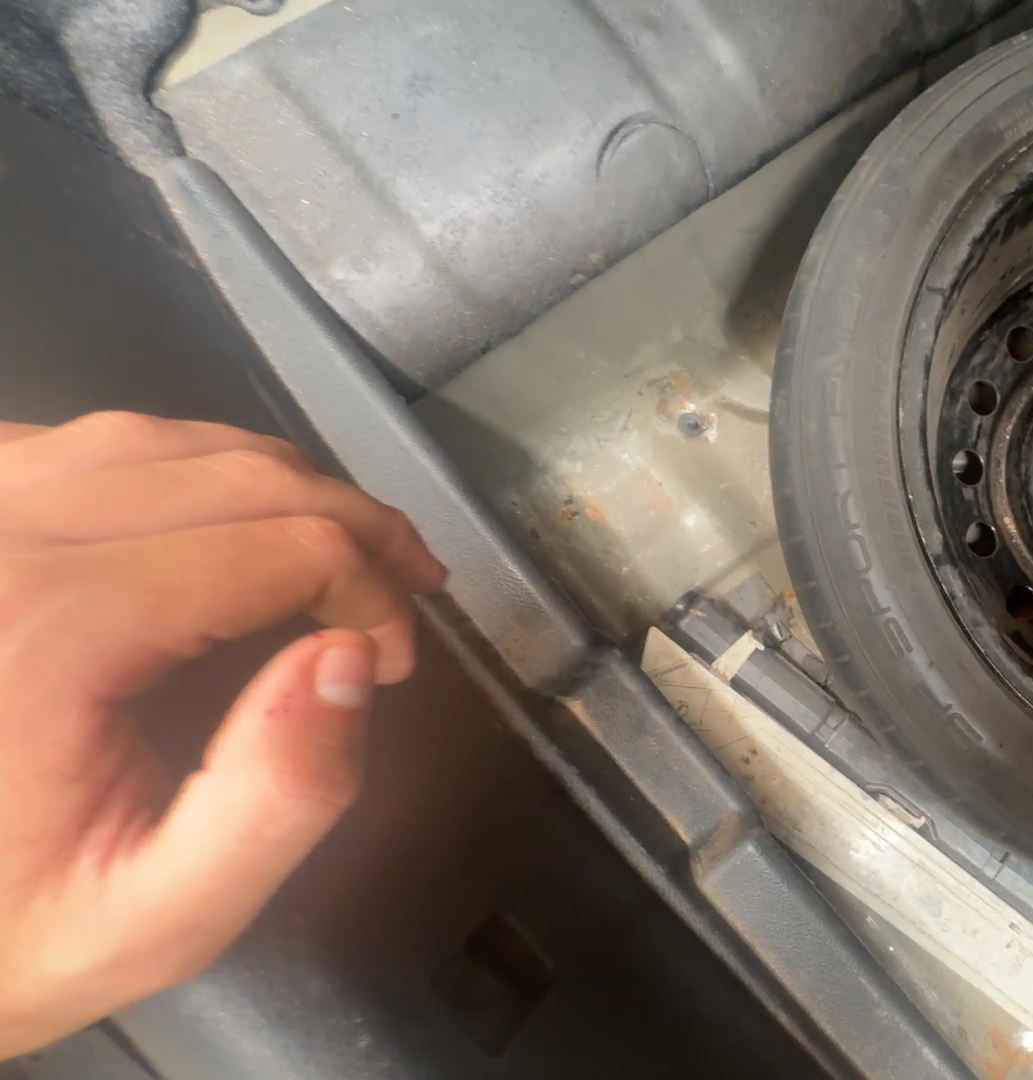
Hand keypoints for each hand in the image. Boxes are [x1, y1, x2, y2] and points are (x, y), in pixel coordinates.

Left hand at [0, 412, 444, 1057]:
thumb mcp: (161, 915)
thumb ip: (281, 796)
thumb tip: (352, 656)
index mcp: (44, 629)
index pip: (295, 548)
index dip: (379, 599)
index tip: (390, 668)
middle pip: (251, 480)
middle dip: (365, 529)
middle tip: (413, 587)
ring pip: (177, 445)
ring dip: (295, 490)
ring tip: (349, 548)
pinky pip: (90, 447)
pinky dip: (194, 471)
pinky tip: (228, 527)